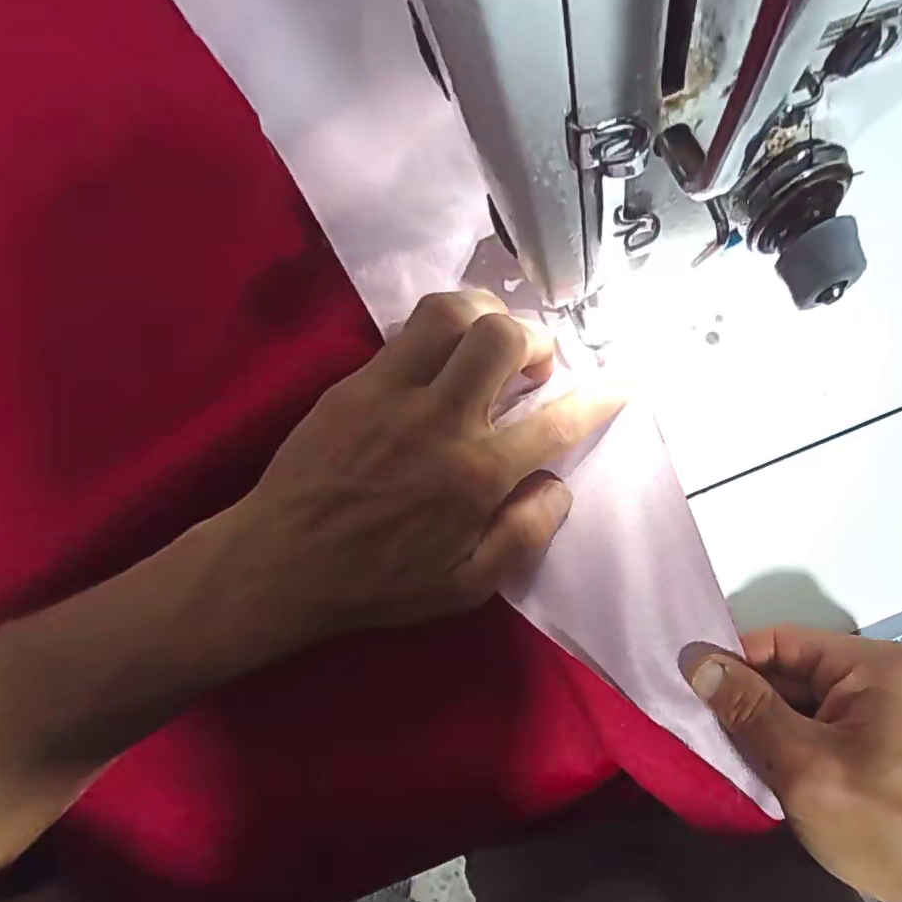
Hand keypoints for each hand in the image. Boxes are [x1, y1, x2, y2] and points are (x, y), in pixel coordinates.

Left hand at [219, 290, 622, 649]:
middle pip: (503, 339)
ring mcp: (392, 393)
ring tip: (492, 343)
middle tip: (534, 367)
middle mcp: (442, 420)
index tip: (619, 382)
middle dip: (536, 340)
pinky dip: (442, 331)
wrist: (282, 564)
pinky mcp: (354, 383)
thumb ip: (524, 535)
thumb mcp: (466, 587)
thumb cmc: (380, 583)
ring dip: (488, 316)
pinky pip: (408, 331)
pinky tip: (442, 360)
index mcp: (477, 476)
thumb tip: (556, 484)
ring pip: (452, 313)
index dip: (598, 397)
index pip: (556, 422)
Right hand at [681, 627, 901, 901]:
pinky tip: (749, 764)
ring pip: (793, 703)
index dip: (729, 660)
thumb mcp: (804, 764)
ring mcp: (872, 711)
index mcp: (867, 665)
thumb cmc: (886, 824)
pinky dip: (778, 744)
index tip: (683, 684)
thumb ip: (747, 708)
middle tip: (689, 721)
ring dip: (756, 725)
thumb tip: (696, 661)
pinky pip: (809, 728)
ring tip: (710, 744)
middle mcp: (871, 677)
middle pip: (785, 672)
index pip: (778, 642)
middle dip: (740, 697)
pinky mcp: (868, 743)